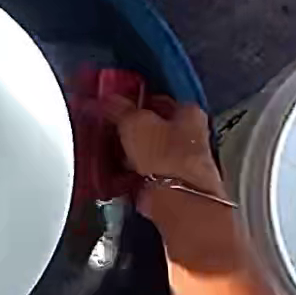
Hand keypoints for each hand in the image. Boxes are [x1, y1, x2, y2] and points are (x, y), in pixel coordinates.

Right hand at [101, 94, 227, 209]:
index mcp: (189, 112)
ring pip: (145, 146)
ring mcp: (179, 158)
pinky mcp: (166, 178)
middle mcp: (190, 134)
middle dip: (129, 126)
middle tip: (107, 125)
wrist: (174, 195)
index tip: (114, 104)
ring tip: (108, 148)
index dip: (135, 100)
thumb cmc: (166, 156)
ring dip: (127, 148)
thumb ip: (118, 108)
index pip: (158, 99)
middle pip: (152, 124)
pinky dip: (127, 167)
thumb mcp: (134, 122)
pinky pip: (141, 167)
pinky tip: (116, 168)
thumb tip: (106, 99)